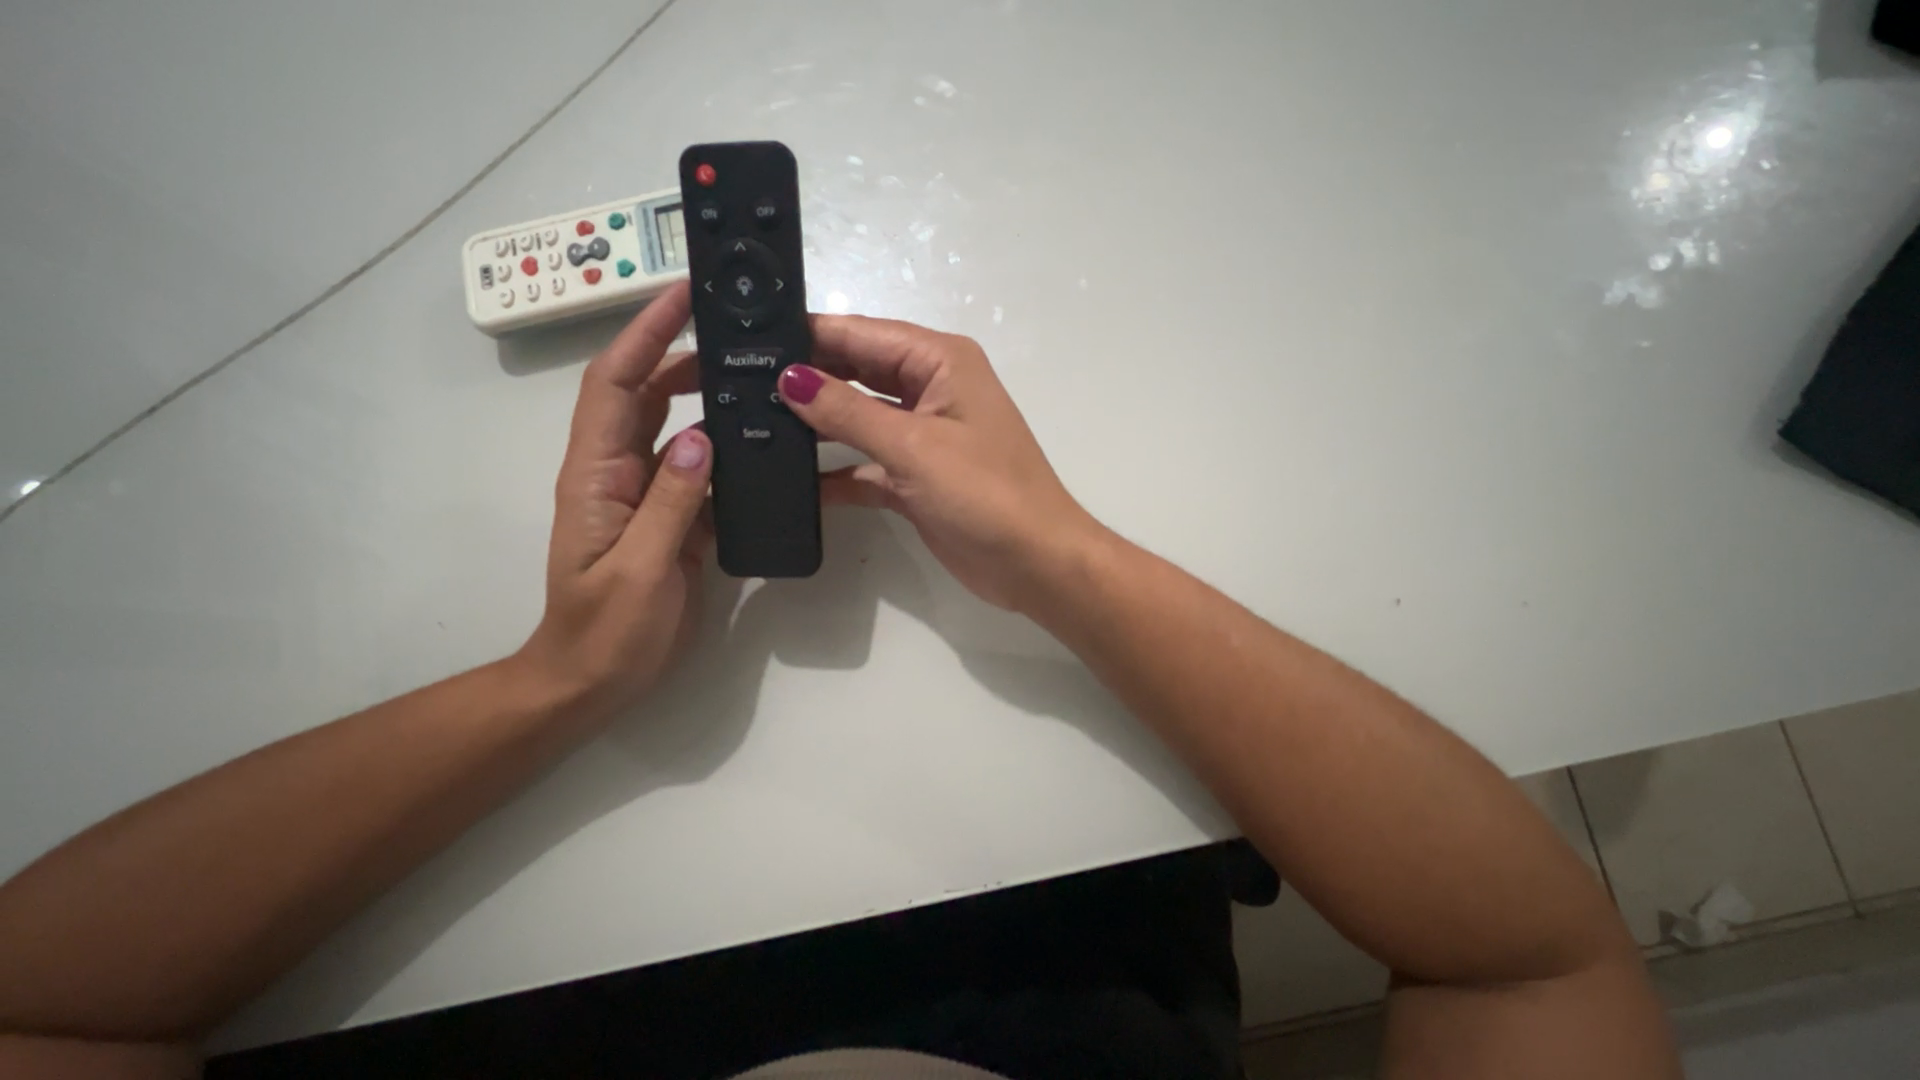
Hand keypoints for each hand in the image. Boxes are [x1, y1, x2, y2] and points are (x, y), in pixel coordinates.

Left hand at [516, 283, 712, 715]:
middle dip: (680, 353)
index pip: (614, 384)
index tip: (682, 296)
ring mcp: (644, 495)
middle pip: (643, 393)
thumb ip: (671, 501)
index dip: (644, 334)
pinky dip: (724, 449)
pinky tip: (757, 444)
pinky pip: (696, 469)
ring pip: (672, 427)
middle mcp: (617, 472)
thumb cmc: (605, 630)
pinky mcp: (669, 519)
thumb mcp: (640, 569)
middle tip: (735, 334)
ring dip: (705, 397)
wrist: (593, 681)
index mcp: (596, 474)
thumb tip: (700, 436)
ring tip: (752, 378)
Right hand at [778, 316, 1104, 611]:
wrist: (1034, 563)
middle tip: (738, 381)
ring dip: (815, 424)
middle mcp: (931, 389)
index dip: (810, 335)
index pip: (863, 334)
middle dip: (806, 377)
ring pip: (857, 418)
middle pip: (856, 372)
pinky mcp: (914, 478)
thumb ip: (847, 411)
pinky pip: (864, 465)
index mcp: (940, 362)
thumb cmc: (984, 493)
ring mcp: (922, 436)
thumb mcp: (913, 446)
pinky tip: (790, 480)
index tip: (749, 337)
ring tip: (751, 422)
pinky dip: (835, 472)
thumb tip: (789, 378)